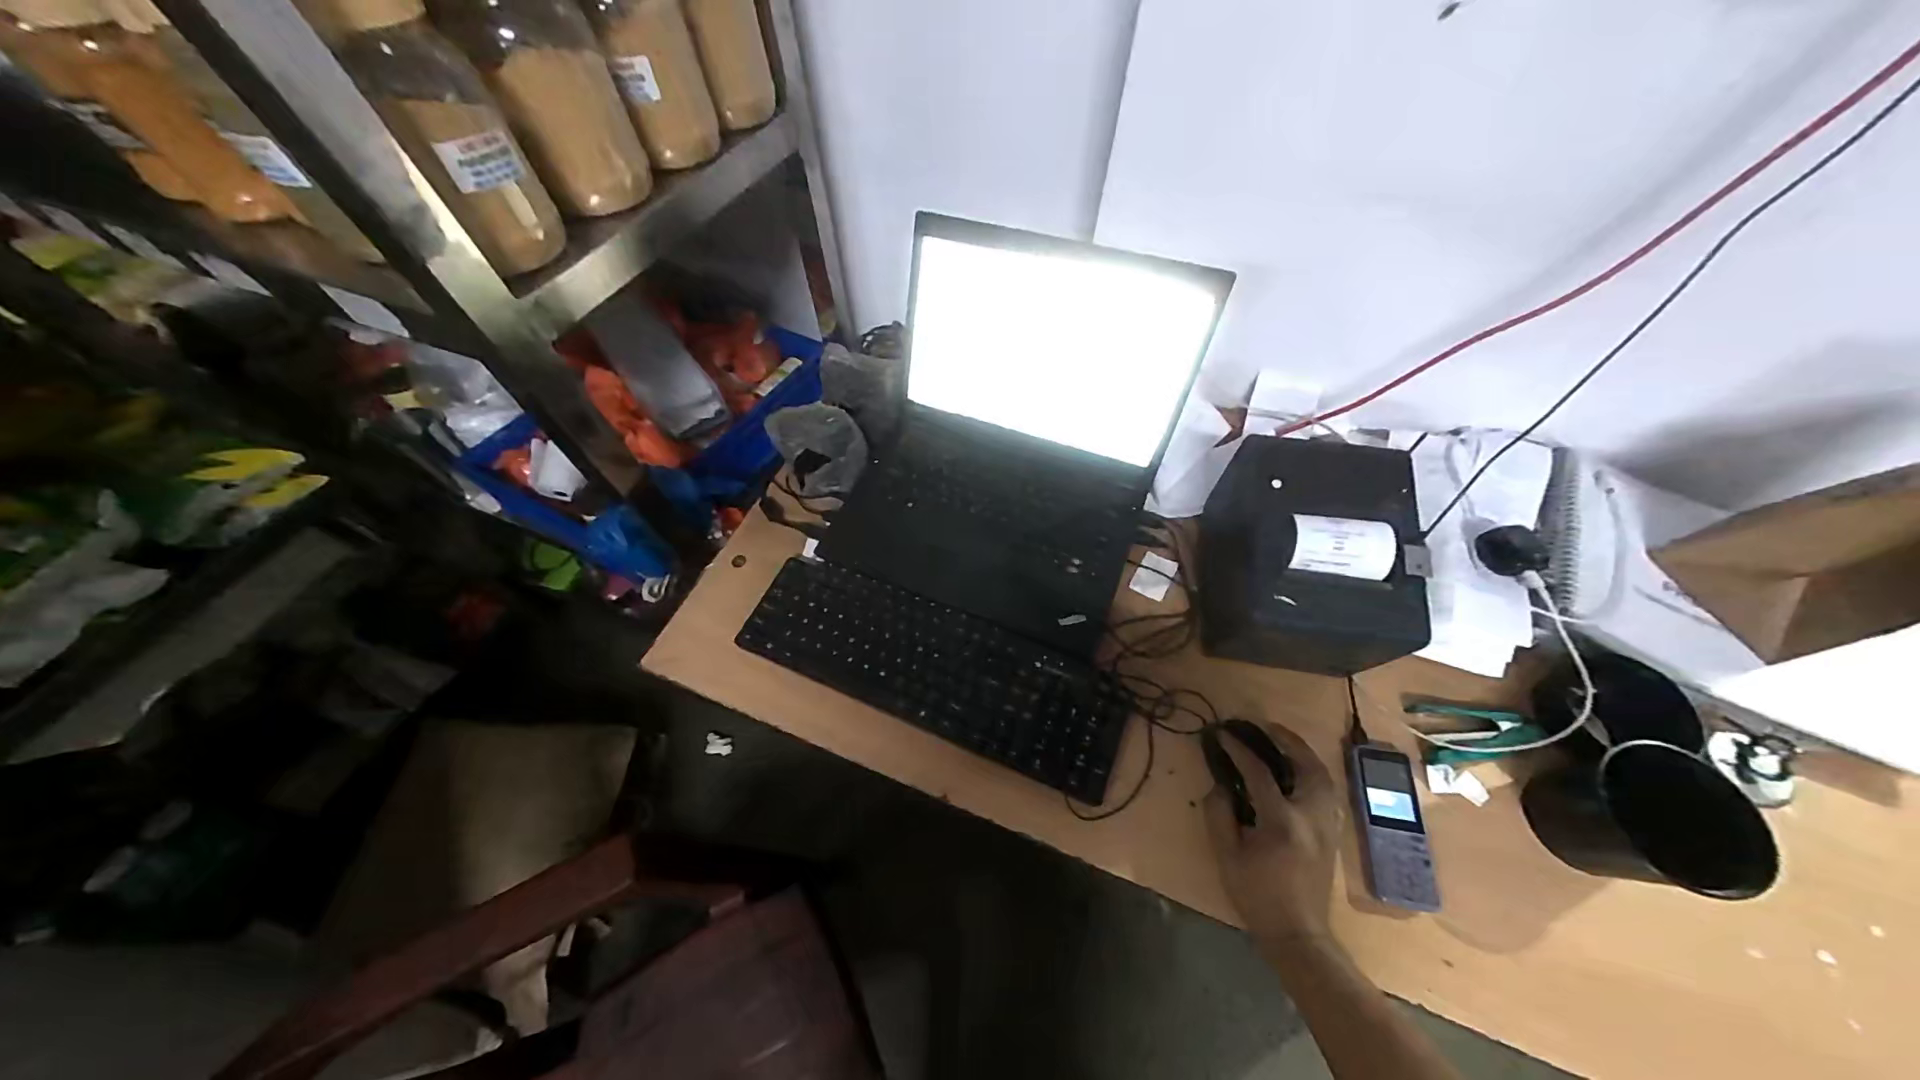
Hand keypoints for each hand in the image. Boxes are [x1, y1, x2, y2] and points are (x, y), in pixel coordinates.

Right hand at [1204, 721, 1341, 950]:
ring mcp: (1327, 825)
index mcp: (1282, 823)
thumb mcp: (1227, 856)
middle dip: (1285, 740)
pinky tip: (1295, 769)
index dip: (1239, 750)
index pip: (1259, 773)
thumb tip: (1220, 784)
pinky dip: (1312, 771)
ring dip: (1302, 752)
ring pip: (1323, 776)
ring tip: (1281, 740)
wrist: (1298, 933)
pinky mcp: (1332, 832)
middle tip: (1263, 725)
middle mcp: (1312, 818)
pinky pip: (1327, 790)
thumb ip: (1219, 814)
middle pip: (1306, 766)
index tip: (1222, 734)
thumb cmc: (1257, 895)